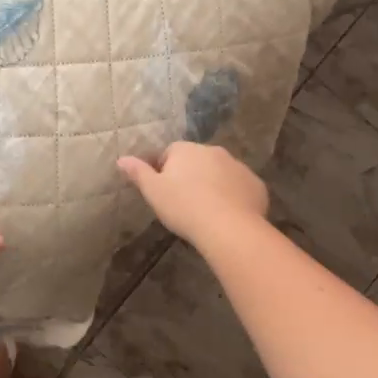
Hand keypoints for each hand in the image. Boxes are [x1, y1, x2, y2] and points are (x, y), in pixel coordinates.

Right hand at [118, 141, 268, 246]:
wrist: (229, 227)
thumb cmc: (184, 207)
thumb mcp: (153, 192)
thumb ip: (137, 173)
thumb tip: (121, 159)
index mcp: (186, 150)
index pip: (170, 153)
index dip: (164, 171)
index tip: (163, 192)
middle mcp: (214, 151)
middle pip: (197, 161)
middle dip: (191, 176)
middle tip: (184, 203)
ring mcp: (238, 167)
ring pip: (221, 173)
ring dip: (214, 185)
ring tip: (207, 212)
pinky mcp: (256, 185)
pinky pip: (240, 188)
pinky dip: (234, 197)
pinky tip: (228, 216)